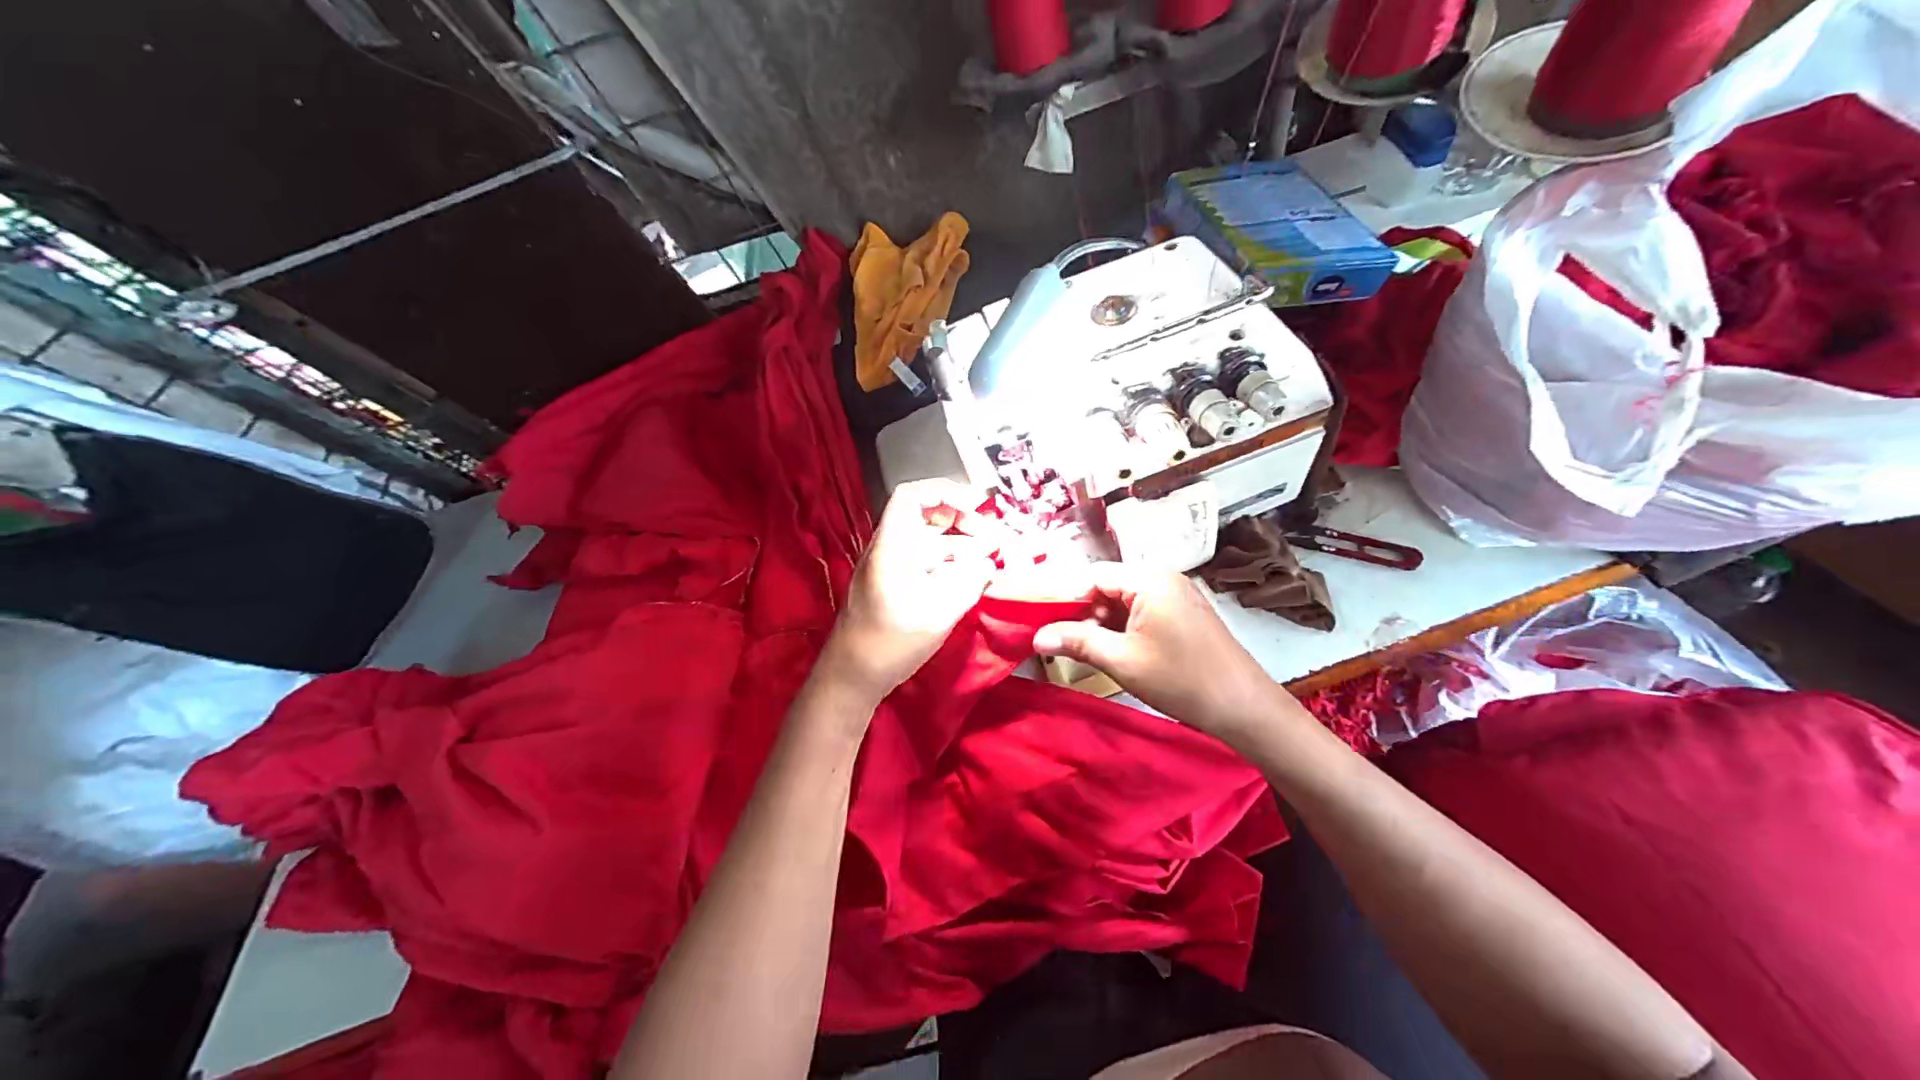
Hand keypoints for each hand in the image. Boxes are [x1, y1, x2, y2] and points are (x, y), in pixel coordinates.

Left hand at [818, 479, 1007, 699]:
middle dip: (961, 519)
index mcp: (891, 546)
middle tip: (991, 536)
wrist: (851, 676)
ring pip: (928, 541)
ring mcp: (890, 568)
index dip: (945, 491)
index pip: (911, 496)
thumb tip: (987, 564)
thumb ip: (968, 582)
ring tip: (991, 556)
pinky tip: (972, 576)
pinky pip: (925, 562)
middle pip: (924, 516)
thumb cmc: (889, 642)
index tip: (976, 504)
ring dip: (960, 544)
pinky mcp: (895, 586)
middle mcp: (888, 549)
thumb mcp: (938, 613)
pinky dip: (950, 563)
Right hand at [1032, 561, 1291, 742]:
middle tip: (1057, 639)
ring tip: (1079, 649)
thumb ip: (1077, 642)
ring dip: (1100, 622)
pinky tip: (1108, 650)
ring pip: (1122, 600)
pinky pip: (1141, 611)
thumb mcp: (1122, 661)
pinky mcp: (1182, 614)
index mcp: (1149, 579)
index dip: (1063, 597)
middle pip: (1107, 585)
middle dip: (1081, 611)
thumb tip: (1036, 636)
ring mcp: (1176, 595)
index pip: (1092, 575)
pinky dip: (1121, 628)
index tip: (1039, 619)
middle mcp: (1163, 578)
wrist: (1244, 707)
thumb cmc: (1181, 680)